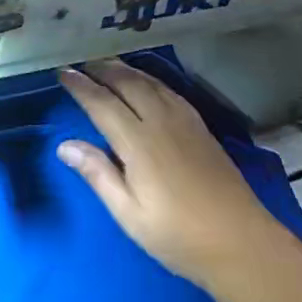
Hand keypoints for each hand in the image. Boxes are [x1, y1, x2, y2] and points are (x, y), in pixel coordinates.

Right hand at [57, 59, 287, 287]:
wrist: (238, 238)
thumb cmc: (177, 235)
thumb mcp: (129, 214)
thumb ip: (98, 174)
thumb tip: (65, 145)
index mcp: (139, 143)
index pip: (102, 104)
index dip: (81, 87)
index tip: (63, 72)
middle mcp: (162, 122)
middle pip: (129, 84)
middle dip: (103, 70)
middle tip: (82, 63)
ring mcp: (185, 121)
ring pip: (151, 83)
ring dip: (127, 70)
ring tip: (108, 64)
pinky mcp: (201, 126)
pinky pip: (170, 91)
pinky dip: (151, 80)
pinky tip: (147, 83)